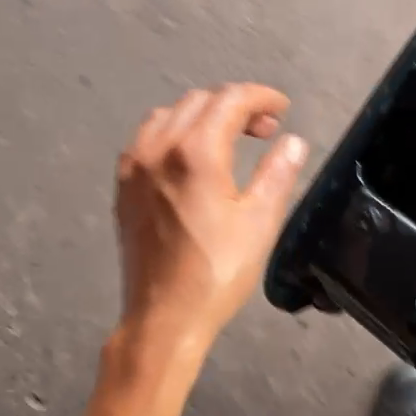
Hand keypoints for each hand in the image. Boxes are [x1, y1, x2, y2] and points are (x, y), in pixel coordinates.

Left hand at [112, 83, 308, 353]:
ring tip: (226, 141)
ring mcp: (134, 168)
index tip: (281, 111)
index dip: (261, 98)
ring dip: (201, 117)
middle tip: (263, 131)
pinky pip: (146, 141)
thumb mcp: (260, 224)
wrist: (164, 317)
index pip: (230, 100)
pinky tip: (189, 162)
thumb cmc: (216, 274)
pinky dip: (172, 136)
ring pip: (168, 116)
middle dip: (234, 106)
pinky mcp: (122, 189)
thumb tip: (292, 143)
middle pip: (198, 101)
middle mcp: (158, 148)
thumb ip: (277, 174)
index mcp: (195, 152)